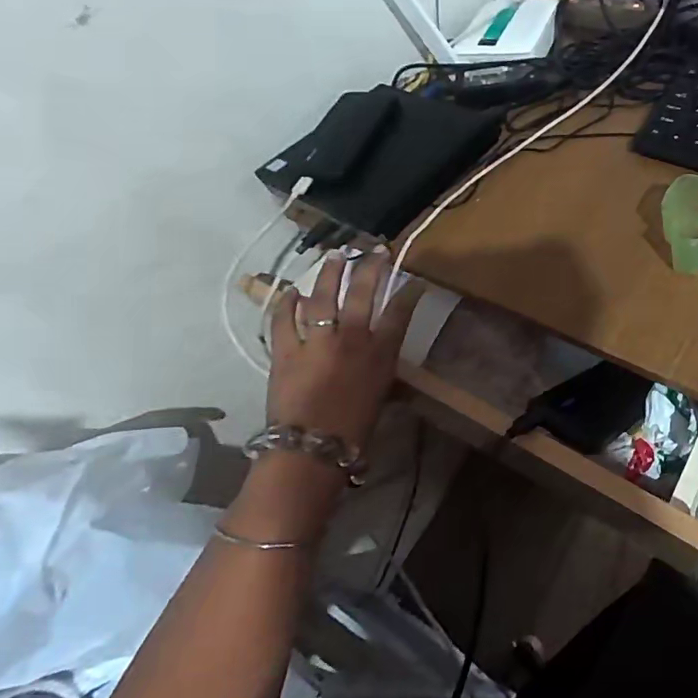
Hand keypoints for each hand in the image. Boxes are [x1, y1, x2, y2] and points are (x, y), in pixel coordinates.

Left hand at [267, 248, 426, 452]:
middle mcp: (352, 339)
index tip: (413, 278)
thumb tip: (381, 355)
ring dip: (329, 274)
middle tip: (374, 250)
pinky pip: (284, 320)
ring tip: (334, 256)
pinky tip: (291, 292)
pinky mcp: (285, 351)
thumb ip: (382, 367)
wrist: (313, 447)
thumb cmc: (356, 427)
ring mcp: (317, 342)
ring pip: (323, 298)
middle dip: (371, 268)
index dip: (408, 292)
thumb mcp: (382, 393)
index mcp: (381, 353)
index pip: (399, 312)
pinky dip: (287, 304)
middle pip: (363, 294)